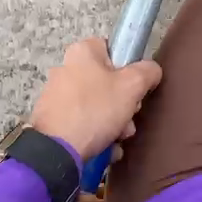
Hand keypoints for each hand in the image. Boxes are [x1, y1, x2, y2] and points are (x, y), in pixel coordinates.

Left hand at [28, 38, 163, 161]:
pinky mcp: (49, 120)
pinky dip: (94, 133)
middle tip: (129, 118)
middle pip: (106, 80)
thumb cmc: (95, 110)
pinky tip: (105, 148)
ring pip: (95, 103)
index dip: (129, 68)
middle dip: (123, 102)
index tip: (134, 89)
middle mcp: (65, 67)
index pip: (114, 49)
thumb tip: (151, 71)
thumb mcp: (132, 86)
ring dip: (112, 121)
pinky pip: (81, 121)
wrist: (55, 153)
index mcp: (83, 51)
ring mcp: (54, 95)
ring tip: (118, 139)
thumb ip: (148, 71)